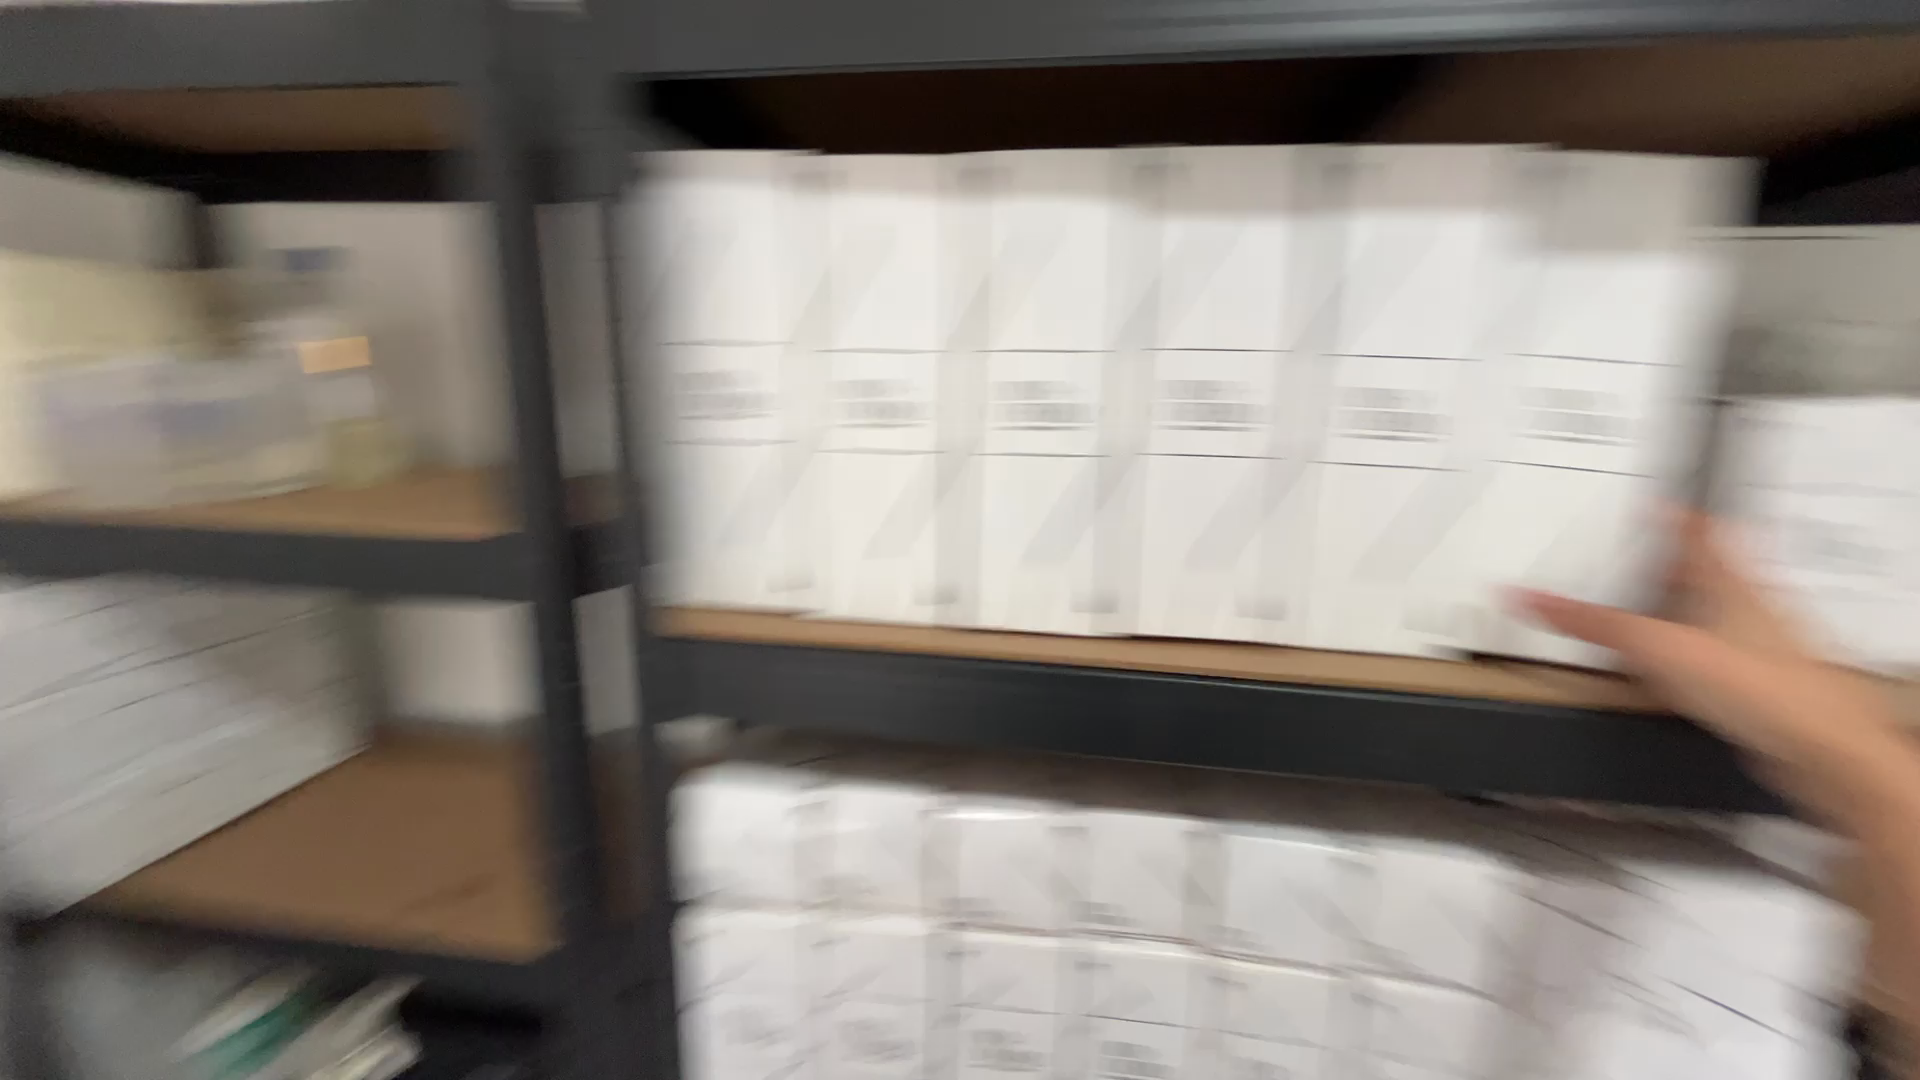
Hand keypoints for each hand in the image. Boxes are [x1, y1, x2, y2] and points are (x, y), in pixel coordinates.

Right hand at [1508, 509, 1902, 821]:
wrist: (1827, 752)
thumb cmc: (1764, 691)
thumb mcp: (1651, 647)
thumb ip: (1584, 621)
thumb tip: (1524, 596)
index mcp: (1731, 582)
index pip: (1699, 531)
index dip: (1671, 514)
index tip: (1653, 502)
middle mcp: (1752, 605)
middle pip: (1709, 569)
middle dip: (1672, 563)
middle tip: (1645, 554)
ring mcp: (1759, 642)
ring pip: (1715, 611)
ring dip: (1681, 609)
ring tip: (1650, 611)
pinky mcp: (1762, 679)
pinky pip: (1718, 651)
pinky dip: (1692, 650)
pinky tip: (1677, 667)